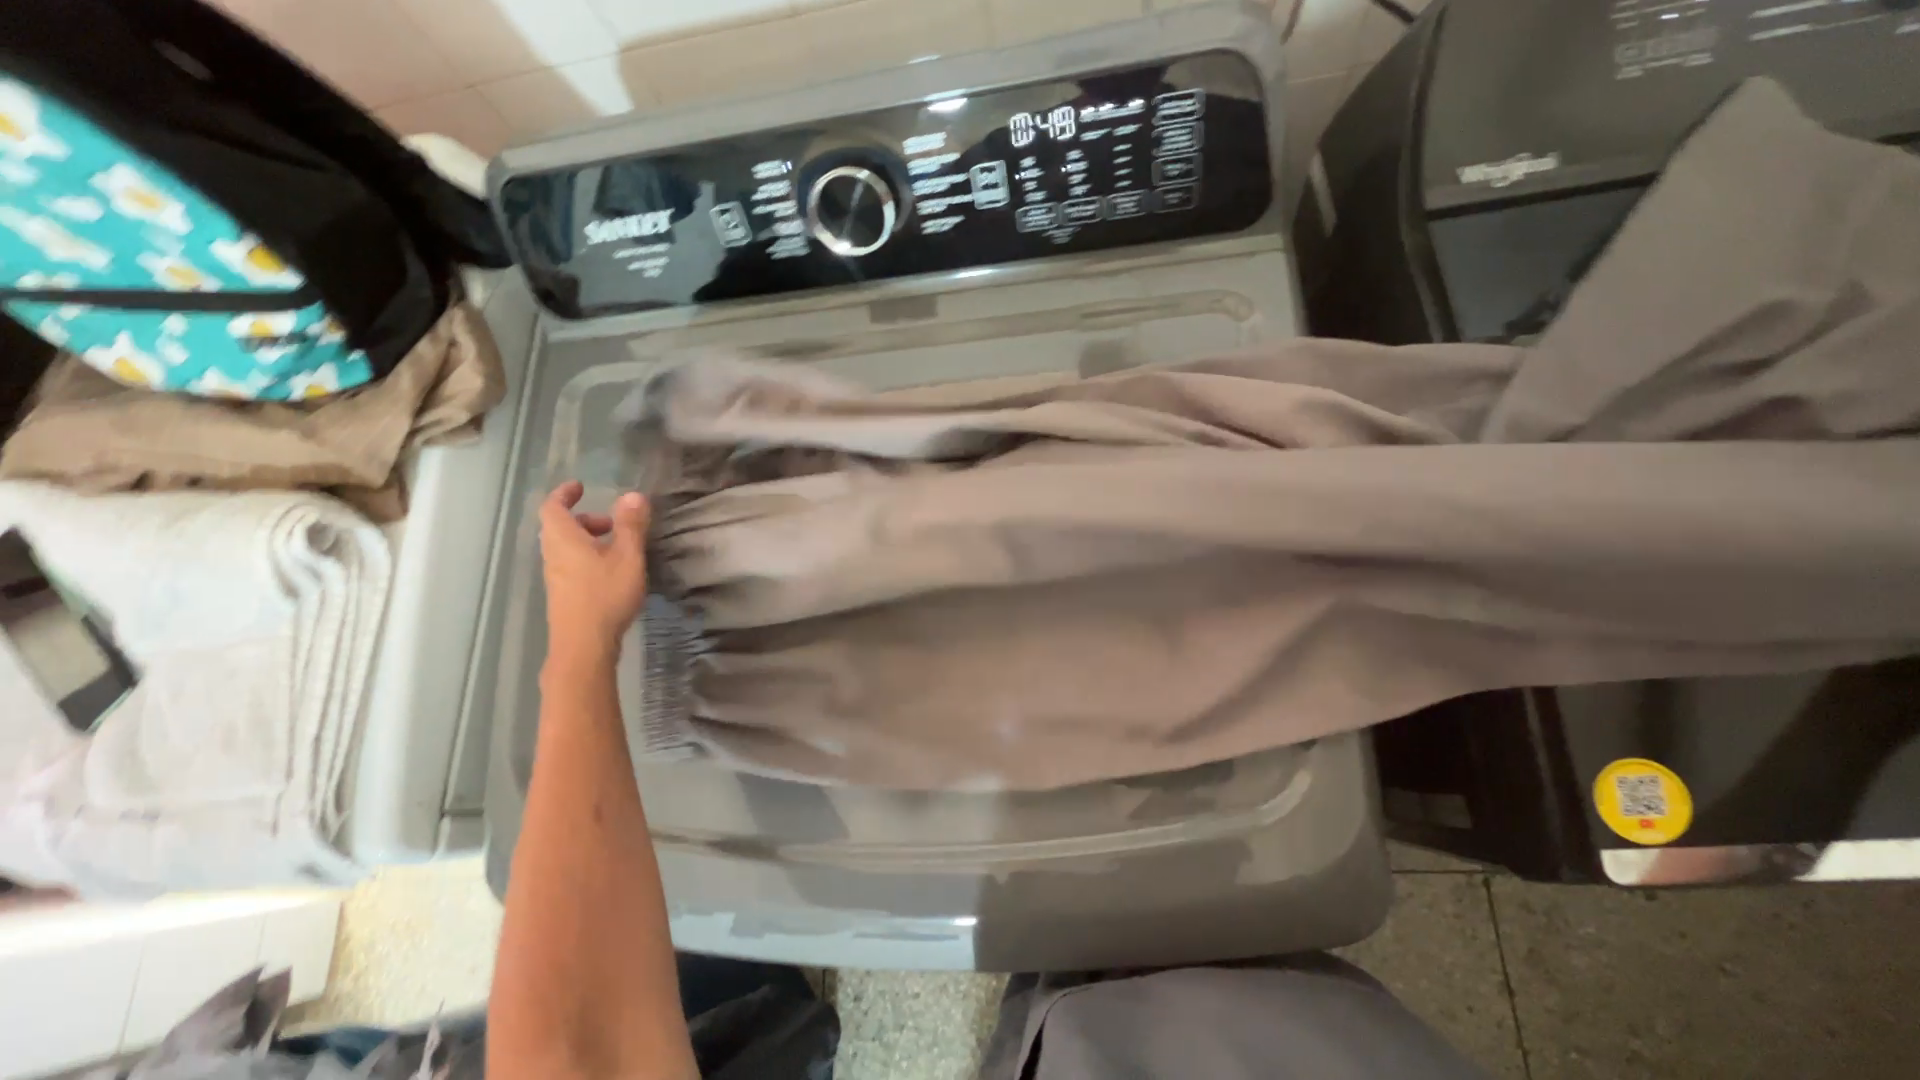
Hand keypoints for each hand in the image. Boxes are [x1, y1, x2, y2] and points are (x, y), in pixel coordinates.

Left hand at [540, 481, 649, 660]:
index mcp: (563, 538)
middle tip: (612, 524)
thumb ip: (630, 525)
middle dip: (585, 520)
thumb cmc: (605, 594)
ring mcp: (556, 577)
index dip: (564, 494)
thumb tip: (632, 495)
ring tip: (619, 550)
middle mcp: (553, 555)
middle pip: (560, 528)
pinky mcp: (563, 595)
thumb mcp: (627, 556)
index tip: (580, 487)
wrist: (584, 645)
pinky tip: (612, 574)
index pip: (553, 506)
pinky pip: (572, 566)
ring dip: (588, 541)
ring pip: (567, 549)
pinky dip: (588, 559)